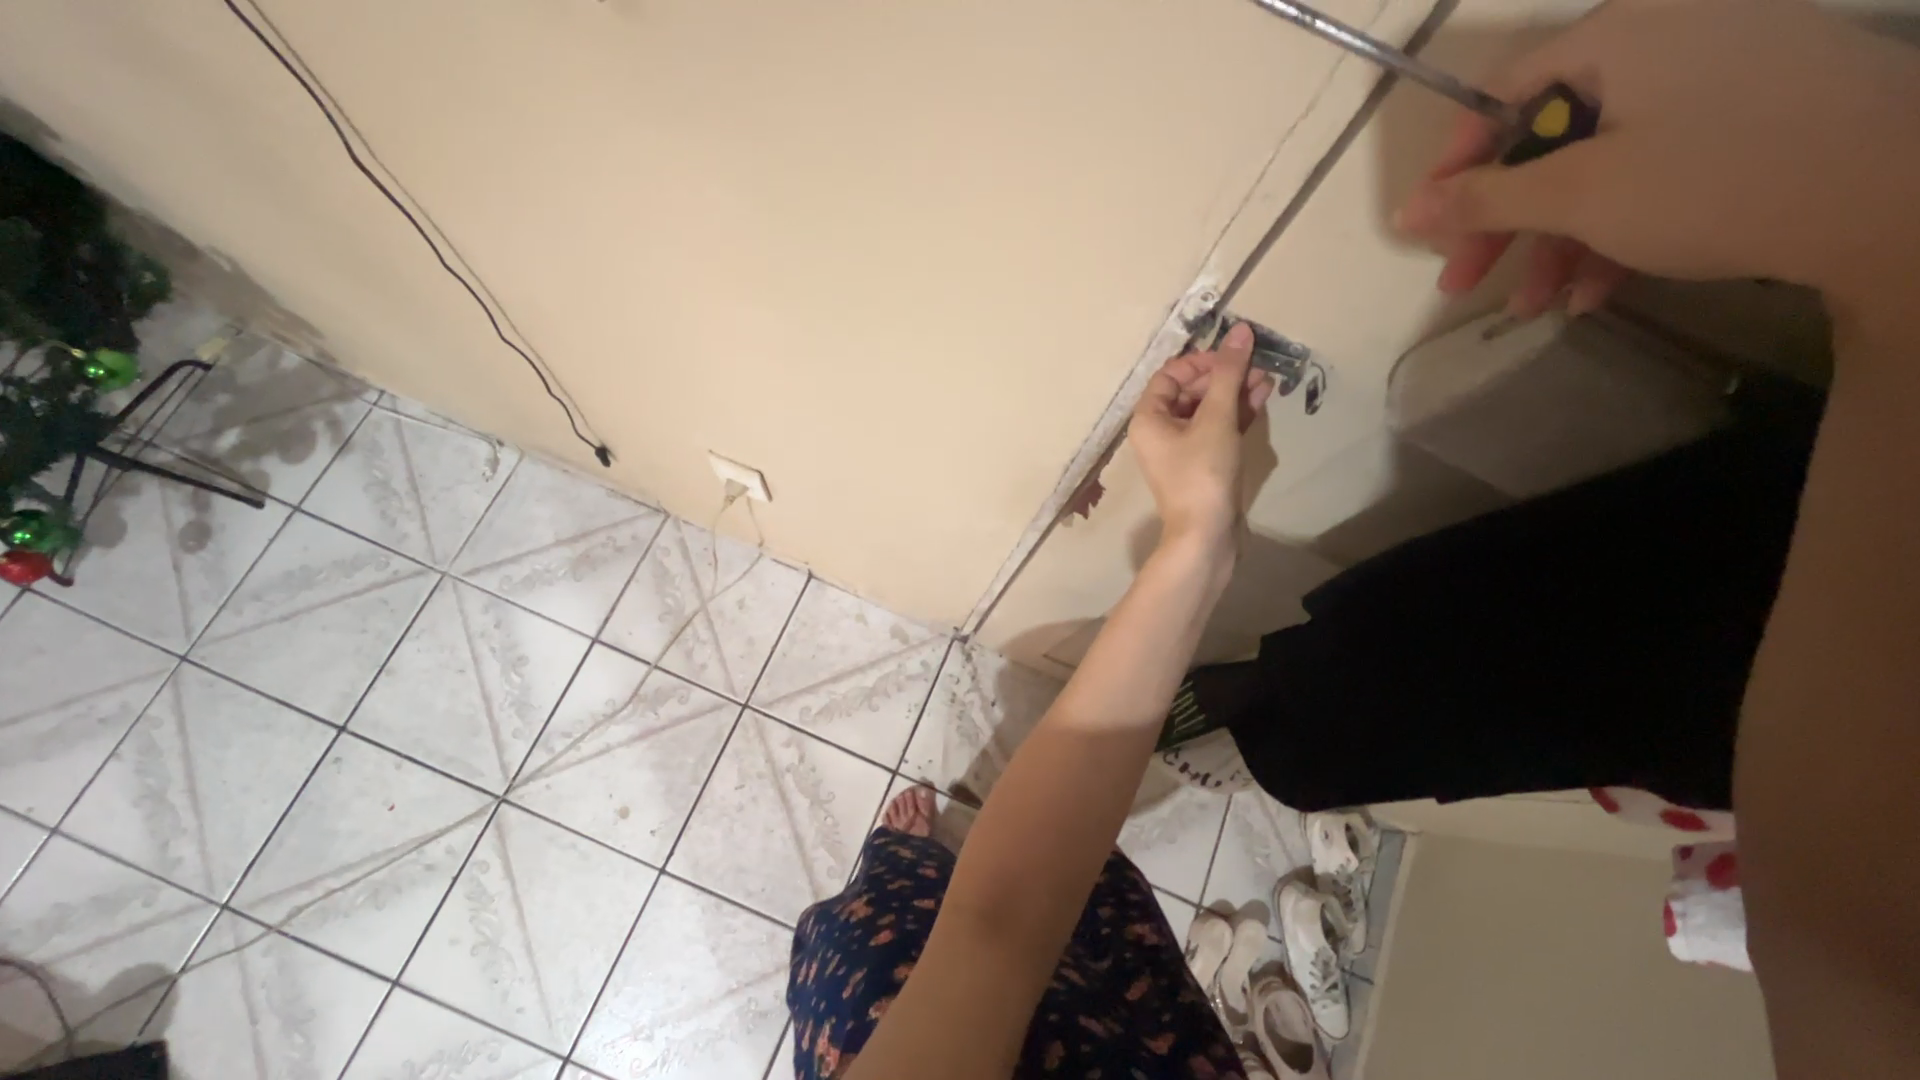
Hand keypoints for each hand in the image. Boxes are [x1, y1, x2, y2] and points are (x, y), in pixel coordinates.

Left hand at [1129, 322, 1272, 551]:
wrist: (1207, 535)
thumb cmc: (1203, 473)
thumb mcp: (1215, 418)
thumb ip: (1228, 373)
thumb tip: (1240, 331)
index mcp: (1148, 419)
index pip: (1169, 375)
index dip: (1200, 361)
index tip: (1231, 356)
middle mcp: (1159, 432)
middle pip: (1190, 390)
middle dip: (1223, 376)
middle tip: (1256, 366)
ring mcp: (1182, 450)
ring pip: (1208, 409)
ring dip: (1235, 392)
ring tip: (1267, 378)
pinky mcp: (1204, 463)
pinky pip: (1218, 429)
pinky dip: (1237, 414)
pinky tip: (1263, 397)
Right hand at [1396, 0, 1919, 318]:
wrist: (1908, 196)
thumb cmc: (1717, 178)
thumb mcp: (1579, 194)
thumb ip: (1484, 200)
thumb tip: (1406, 213)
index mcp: (1622, 35)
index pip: (1504, 95)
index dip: (1457, 164)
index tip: (1432, 226)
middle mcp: (1669, 41)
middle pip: (1551, 139)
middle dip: (1504, 223)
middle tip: (1462, 282)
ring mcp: (1721, 81)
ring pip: (1604, 166)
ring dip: (1556, 244)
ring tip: (1530, 308)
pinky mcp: (1759, 122)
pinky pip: (1661, 171)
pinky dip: (1619, 231)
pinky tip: (1596, 293)